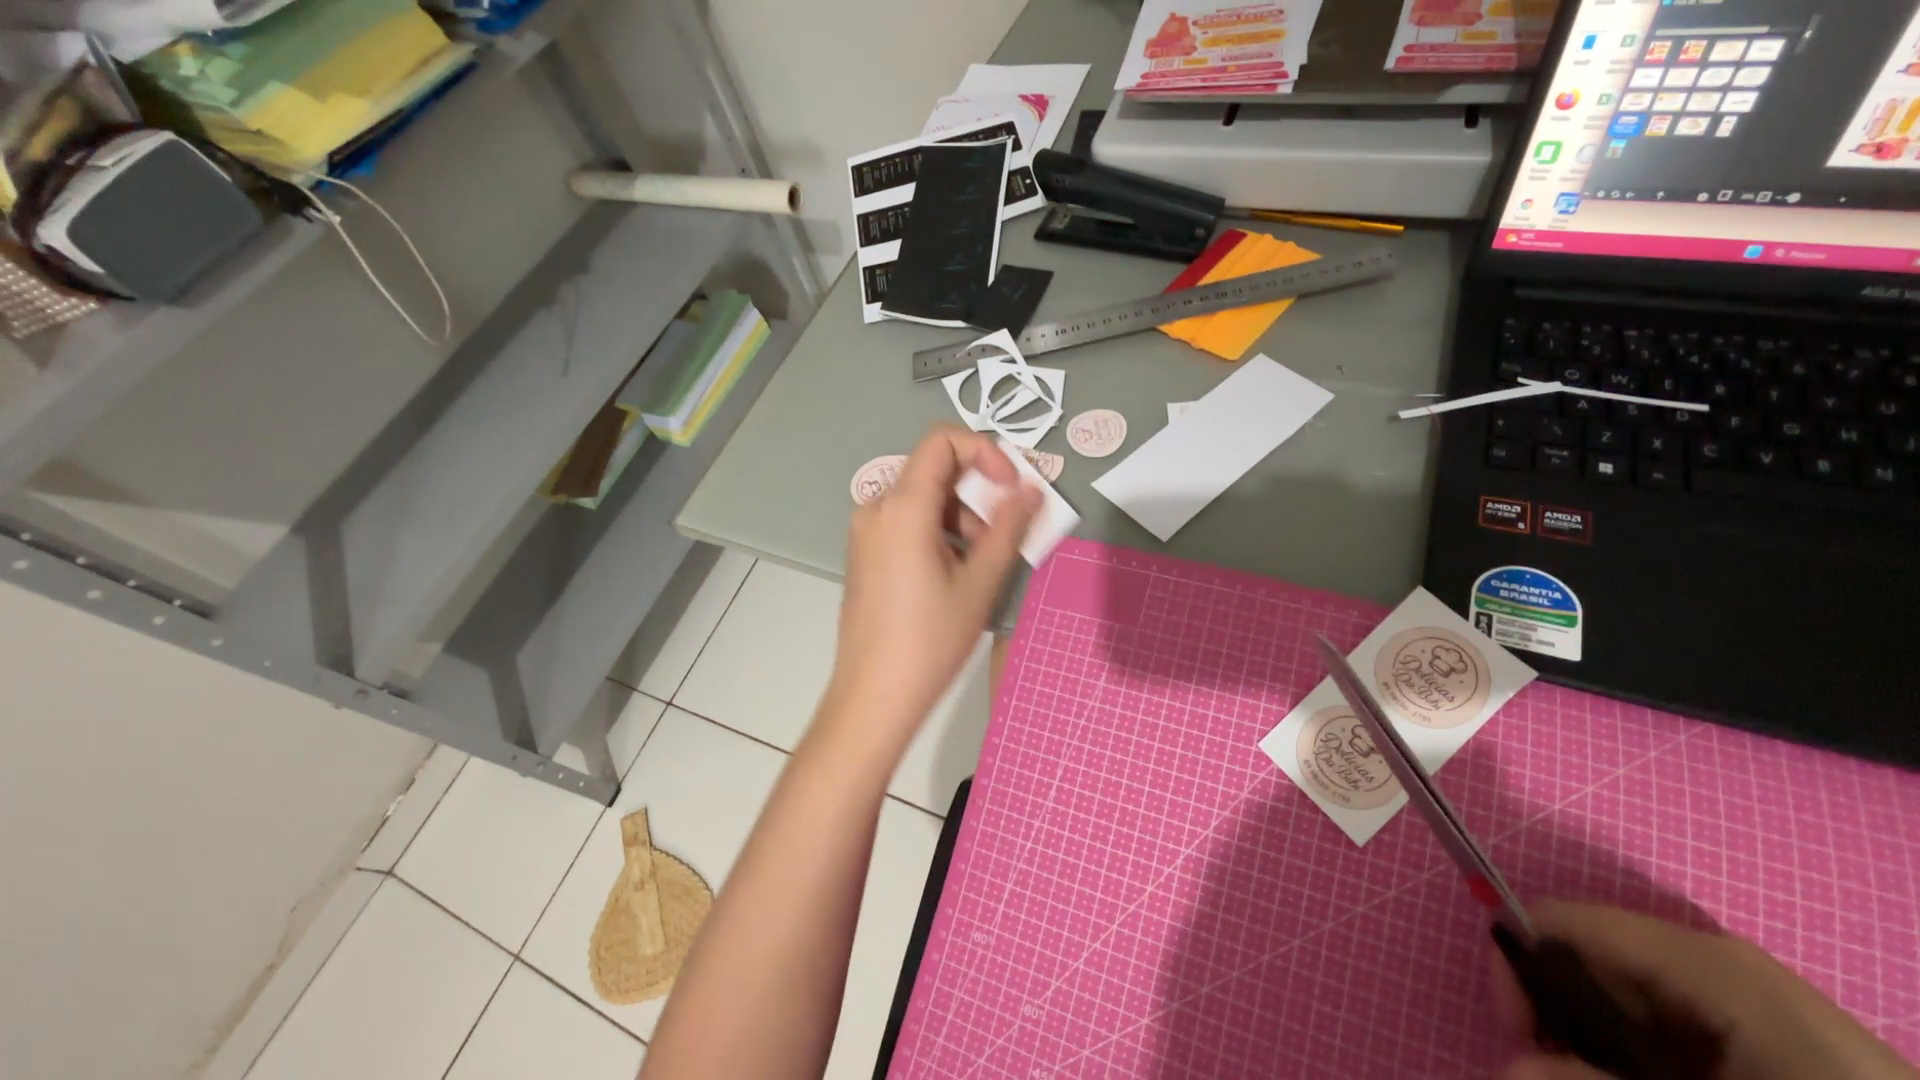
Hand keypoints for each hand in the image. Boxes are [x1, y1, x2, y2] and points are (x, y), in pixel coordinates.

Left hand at [820, 427, 1039, 759]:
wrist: (873, 695)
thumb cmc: (931, 639)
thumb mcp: (980, 582)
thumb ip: (1009, 527)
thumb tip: (1031, 488)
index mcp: (902, 506)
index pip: (942, 441)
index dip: (985, 451)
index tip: (1011, 487)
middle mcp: (877, 508)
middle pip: (935, 472)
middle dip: (978, 493)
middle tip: (1005, 536)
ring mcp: (866, 532)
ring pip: (924, 501)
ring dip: (962, 519)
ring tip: (982, 567)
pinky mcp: (866, 554)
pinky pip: (908, 524)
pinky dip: (940, 534)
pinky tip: (956, 577)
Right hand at [1497, 901, 1915, 1079]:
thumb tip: (1506, 1065)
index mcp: (1701, 959)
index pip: (1562, 922)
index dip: (1521, 968)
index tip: (1517, 1037)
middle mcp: (1715, 962)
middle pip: (1593, 960)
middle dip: (1560, 1013)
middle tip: (1557, 1069)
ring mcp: (1745, 998)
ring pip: (1629, 997)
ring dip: (1598, 1039)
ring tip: (1600, 1077)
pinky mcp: (1766, 1034)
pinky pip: (1673, 1024)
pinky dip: (1641, 1053)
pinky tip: (1645, 1079)